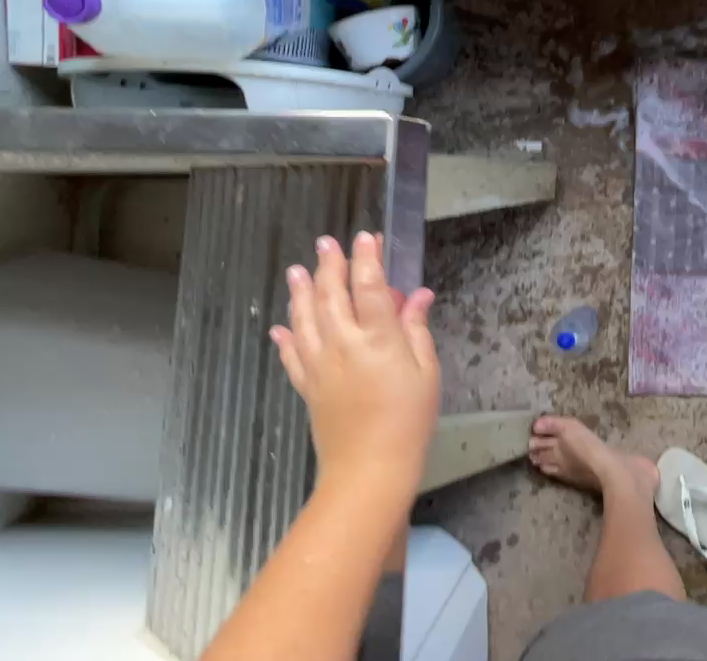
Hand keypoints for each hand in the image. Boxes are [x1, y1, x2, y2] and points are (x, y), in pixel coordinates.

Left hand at [274, 232, 439, 501]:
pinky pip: (291, 355)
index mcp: (377, 337)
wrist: (368, 469)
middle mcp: (342, 344)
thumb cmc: (409, 419)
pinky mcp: (306, 386)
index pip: (369, 286)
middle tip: (326, 243)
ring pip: (304, 318)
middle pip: (330, 295)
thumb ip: (418, 329)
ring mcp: (319, 364)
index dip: (367, 259)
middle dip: (329, 266)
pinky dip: (285, 337)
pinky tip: (280, 326)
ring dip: (300, 292)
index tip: (366, 238)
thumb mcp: (426, 371)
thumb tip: (419, 295)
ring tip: (297, 270)